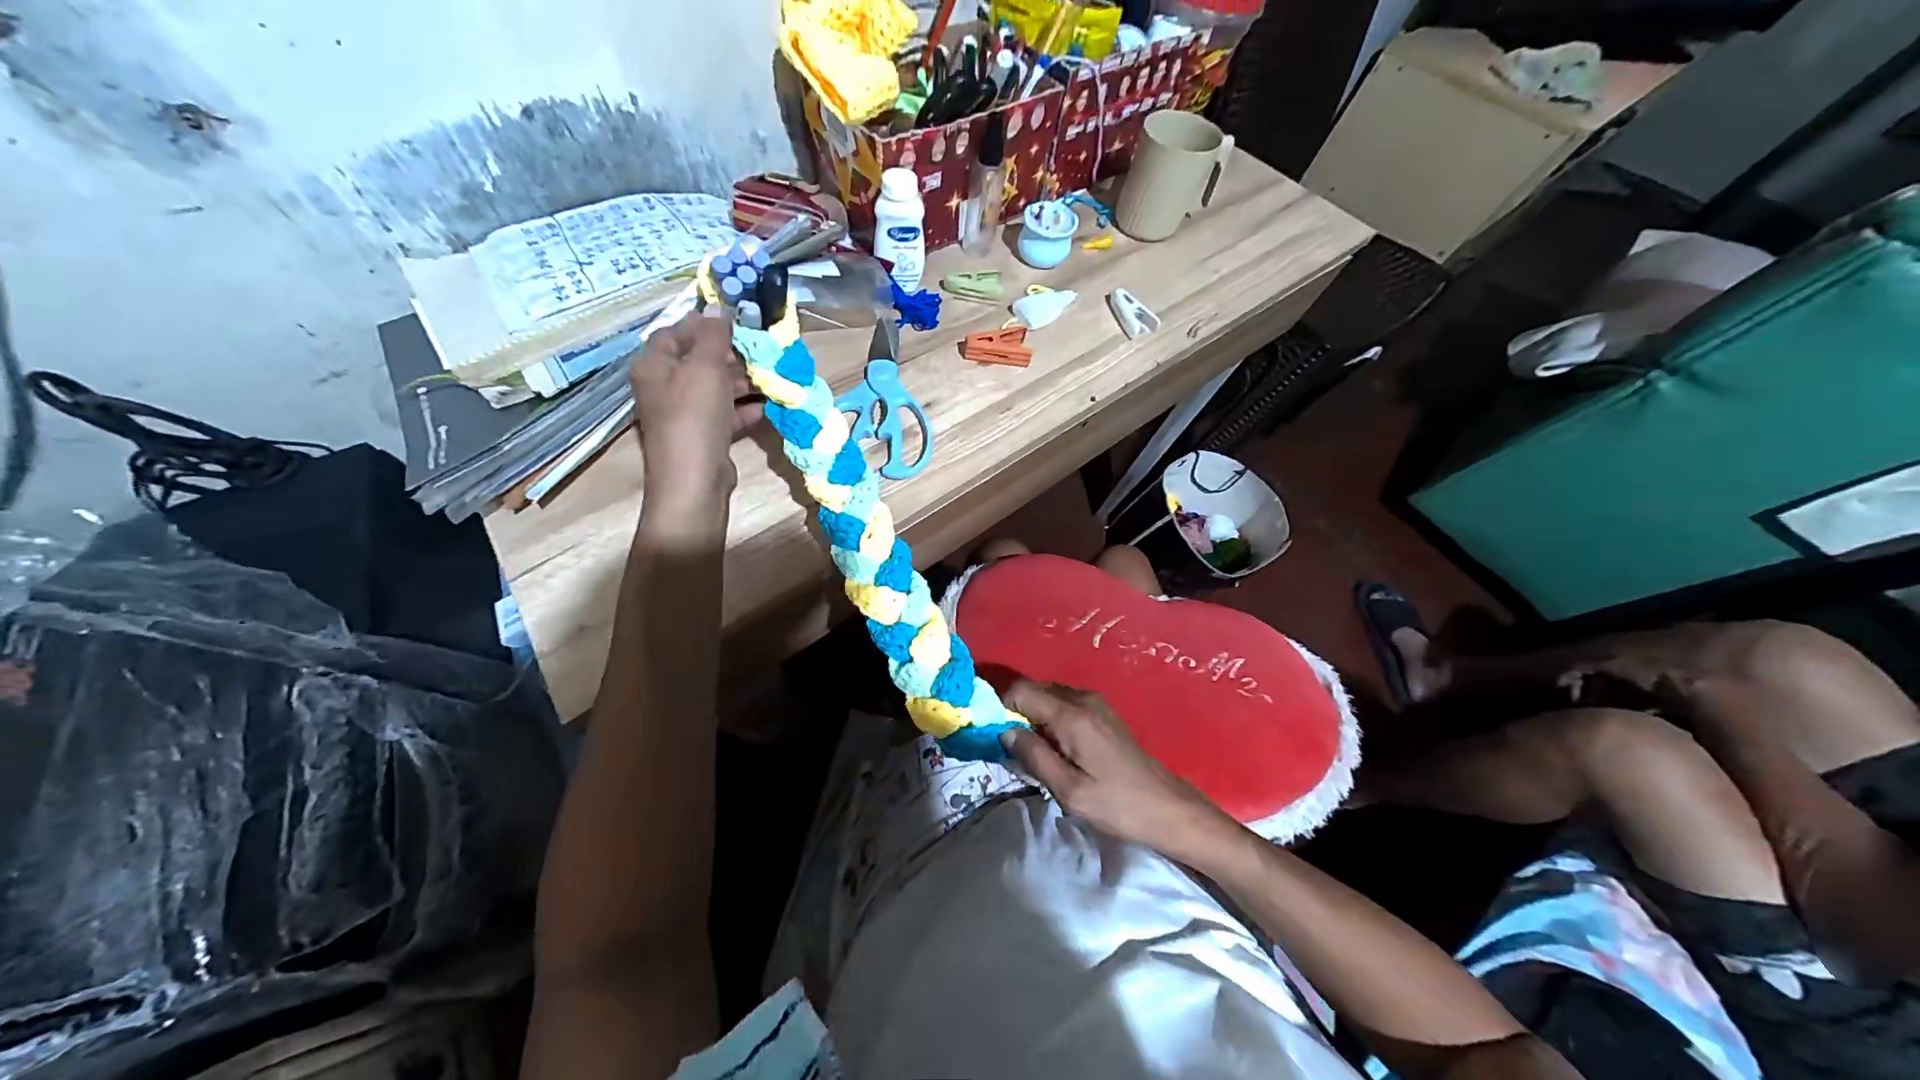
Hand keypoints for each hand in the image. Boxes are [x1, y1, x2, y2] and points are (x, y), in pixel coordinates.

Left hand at [630, 312, 762, 513]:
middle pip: (697, 360)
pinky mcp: (703, 436)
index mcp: (654, 366)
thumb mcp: (705, 367)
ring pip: (714, 388)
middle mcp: (664, 387)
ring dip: (741, 381)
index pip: (675, 332)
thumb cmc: (694, 416)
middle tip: (760, 349)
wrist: (694, 480)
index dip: (704, 324)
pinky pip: (725, 414)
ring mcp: (683, 414)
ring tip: (770, 375)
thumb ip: (713, 334)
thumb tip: (718, 306)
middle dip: (729, 354)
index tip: (737, 321)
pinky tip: (767, 405)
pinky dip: (744, 408)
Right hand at [1001, 680, 1238, 863]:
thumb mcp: (1069, 790)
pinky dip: (1048, 718)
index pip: (1021, 690)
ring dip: (1031, 715)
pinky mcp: (1103, 714)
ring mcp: (1096, 704)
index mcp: (1072, 715)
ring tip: (1027, 750)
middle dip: (1013, 711)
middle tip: (1005, 745)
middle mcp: (1083, 699)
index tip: (990, 733)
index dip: (999, 706)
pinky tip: (1051, 747)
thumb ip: (1034, 757)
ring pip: (1048, 696)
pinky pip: (1064, 705)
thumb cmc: (1119, 805)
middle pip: (1034, 689)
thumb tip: (1004, 731)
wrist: (1170, 809)